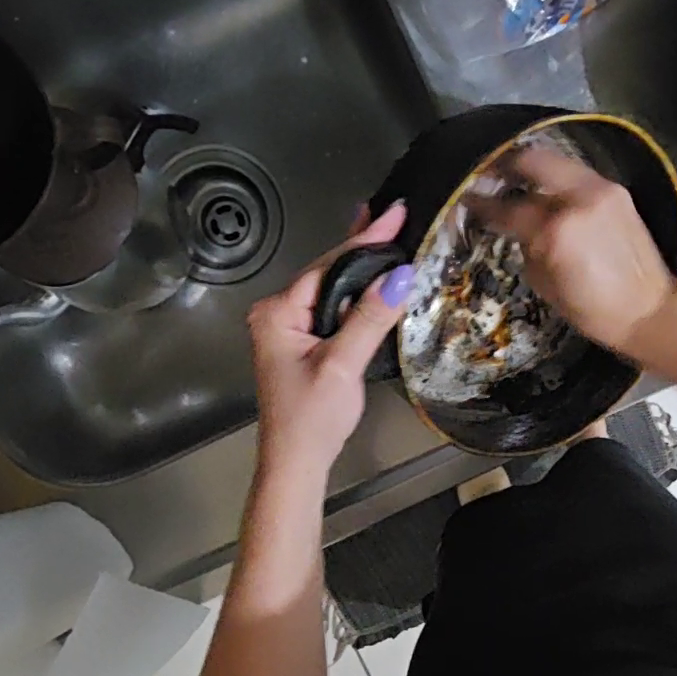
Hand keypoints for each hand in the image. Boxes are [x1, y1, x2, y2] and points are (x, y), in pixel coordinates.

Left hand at [248, 202, 414, 478]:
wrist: (296, 462)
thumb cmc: (312, 418)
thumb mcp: (342, 364)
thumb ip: (369, 318)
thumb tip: (400, 275)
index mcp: (277, 313)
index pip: (326, 266)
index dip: (364, 240)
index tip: (393, 213)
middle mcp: (276, 314)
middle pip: (325, 273)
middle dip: (361, 247)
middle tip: (394, 217)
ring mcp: (286, 330)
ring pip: (329, 291)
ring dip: (359, 269)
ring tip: (387, 237)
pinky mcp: (300, 344)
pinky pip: (329, 309)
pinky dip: (353, 295)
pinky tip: (372, 280)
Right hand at [475, 146, 676, 355]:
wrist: (648, 312)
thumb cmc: (593, 311)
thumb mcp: (545, 285)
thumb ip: (527, 249)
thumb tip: (517, 230)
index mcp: (555, 232)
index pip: (508, 209)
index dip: (481, 205)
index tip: (466, 200)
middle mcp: (578, 200)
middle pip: (532, 161)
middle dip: (505, 163)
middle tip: (488, 172)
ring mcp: (601, 191)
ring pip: (556, 163)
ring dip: (532, 168)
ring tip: (516, 179)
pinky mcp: (617, 192)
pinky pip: (578, 176)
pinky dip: (558, 180)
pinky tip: (548, 193)